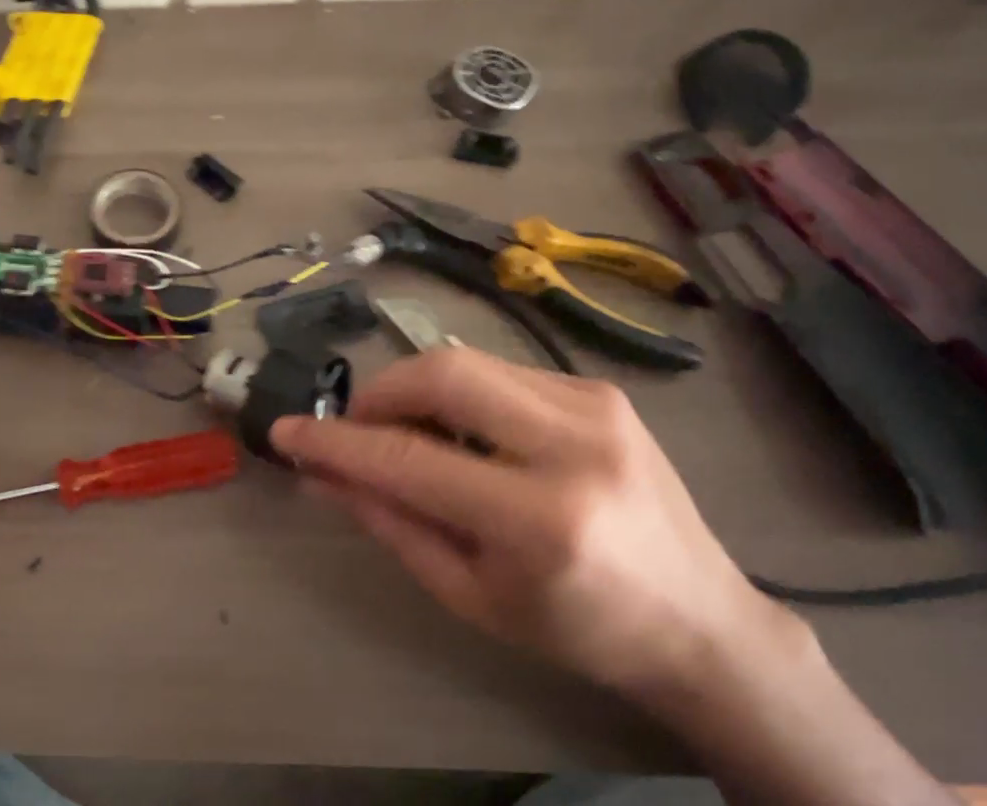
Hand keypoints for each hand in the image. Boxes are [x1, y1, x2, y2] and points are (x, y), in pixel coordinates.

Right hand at [270, 347, 802, 699]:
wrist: (700, 620)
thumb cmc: (574, 625)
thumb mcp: (468, 592)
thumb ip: (389, 523)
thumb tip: (320, 474)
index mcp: (540, 520)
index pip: (408, 459)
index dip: (336, 443)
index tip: (287, 434)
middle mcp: (575, 447)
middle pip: (442, 374)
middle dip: (378, 393)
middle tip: (354, 428)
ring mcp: (597, 408)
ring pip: (468, 361)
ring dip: (414, 390)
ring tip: (403, 434)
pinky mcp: (602, 392)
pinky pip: (500, 371)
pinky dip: (458, 393)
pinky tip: (461, 433)